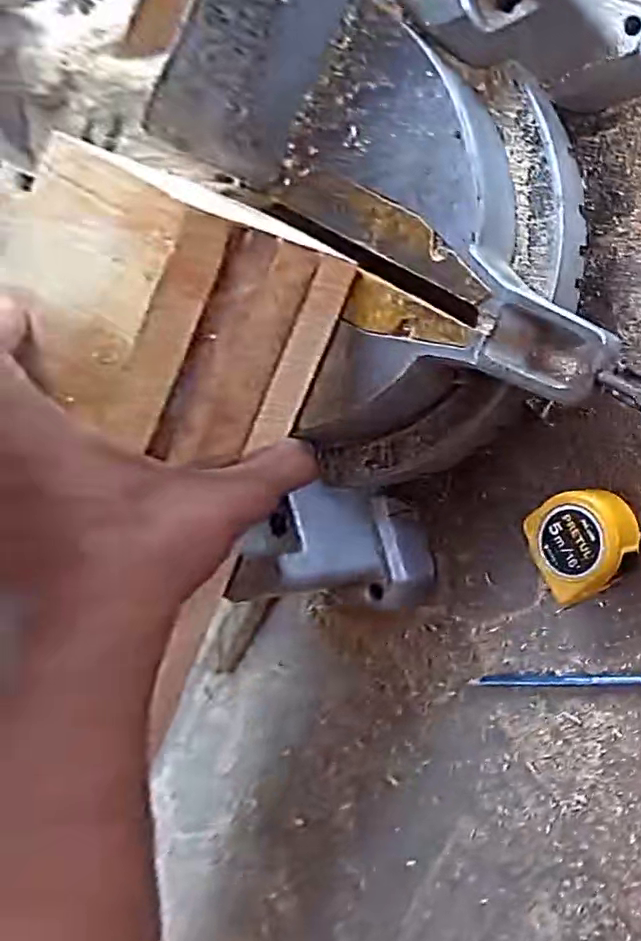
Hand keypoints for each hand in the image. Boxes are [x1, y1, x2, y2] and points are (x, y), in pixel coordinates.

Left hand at [0, 296, 317, 618]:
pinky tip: (50, 480)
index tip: (24, 316)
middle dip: (7, 372)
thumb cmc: (134, 554)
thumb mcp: (225, 503)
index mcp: (18, 429)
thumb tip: (309, 451)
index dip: (2, 322)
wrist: (78, 624)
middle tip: (37, 365)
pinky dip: (19, 467)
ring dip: (13, 419)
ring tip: (47, 421)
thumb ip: (272, 470)